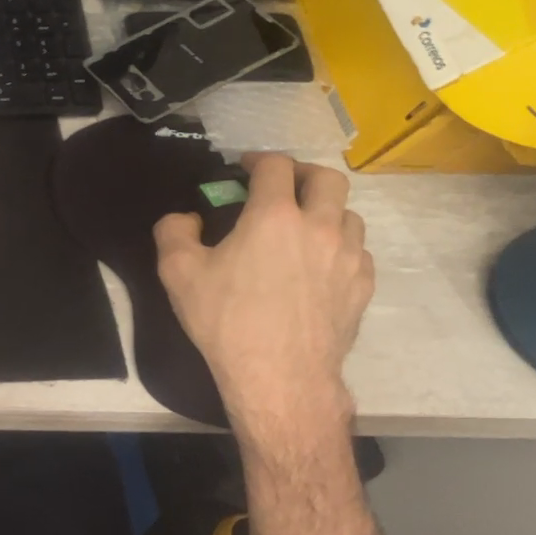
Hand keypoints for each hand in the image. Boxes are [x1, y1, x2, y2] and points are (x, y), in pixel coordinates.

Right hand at [154, 154, 374, 443]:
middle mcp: (320, 226)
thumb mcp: (177, 273)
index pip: (275, 166)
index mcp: (273, 216)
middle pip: (327, 178)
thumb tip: (186, 218)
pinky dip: (337, 244)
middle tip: (280, 186)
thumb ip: (173, 231)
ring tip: (301, 226)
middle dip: (301, 173)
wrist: (279, 374)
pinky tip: (316, 263)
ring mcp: (349, 256)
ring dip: (324, 209)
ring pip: (348, 213)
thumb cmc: (225, 320)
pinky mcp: (362, 284)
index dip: (257, 159)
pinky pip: (357, 249)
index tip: (243, 167)